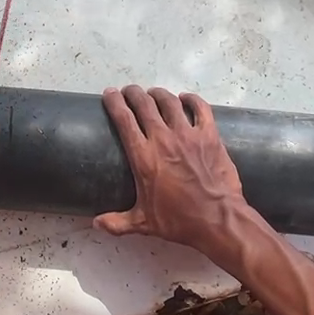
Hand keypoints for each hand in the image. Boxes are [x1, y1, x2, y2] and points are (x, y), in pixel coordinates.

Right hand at [94, 86, 251, 257]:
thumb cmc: (179, 220)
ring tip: (153, 93)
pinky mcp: (210, 135)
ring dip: (159, 93)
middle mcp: (163, 139)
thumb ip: (117, 223)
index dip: (114, 103)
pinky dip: (192, 99)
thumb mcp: (144, 223)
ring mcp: (188, 135)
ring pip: (170, 102)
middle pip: (144, 104)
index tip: (109, 94)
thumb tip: (95, 224)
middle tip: (129, 91)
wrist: (218, 219)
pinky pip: (200, 108)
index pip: (124, 120)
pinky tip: (186, 97)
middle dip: (134, 93)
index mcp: (143, 157)